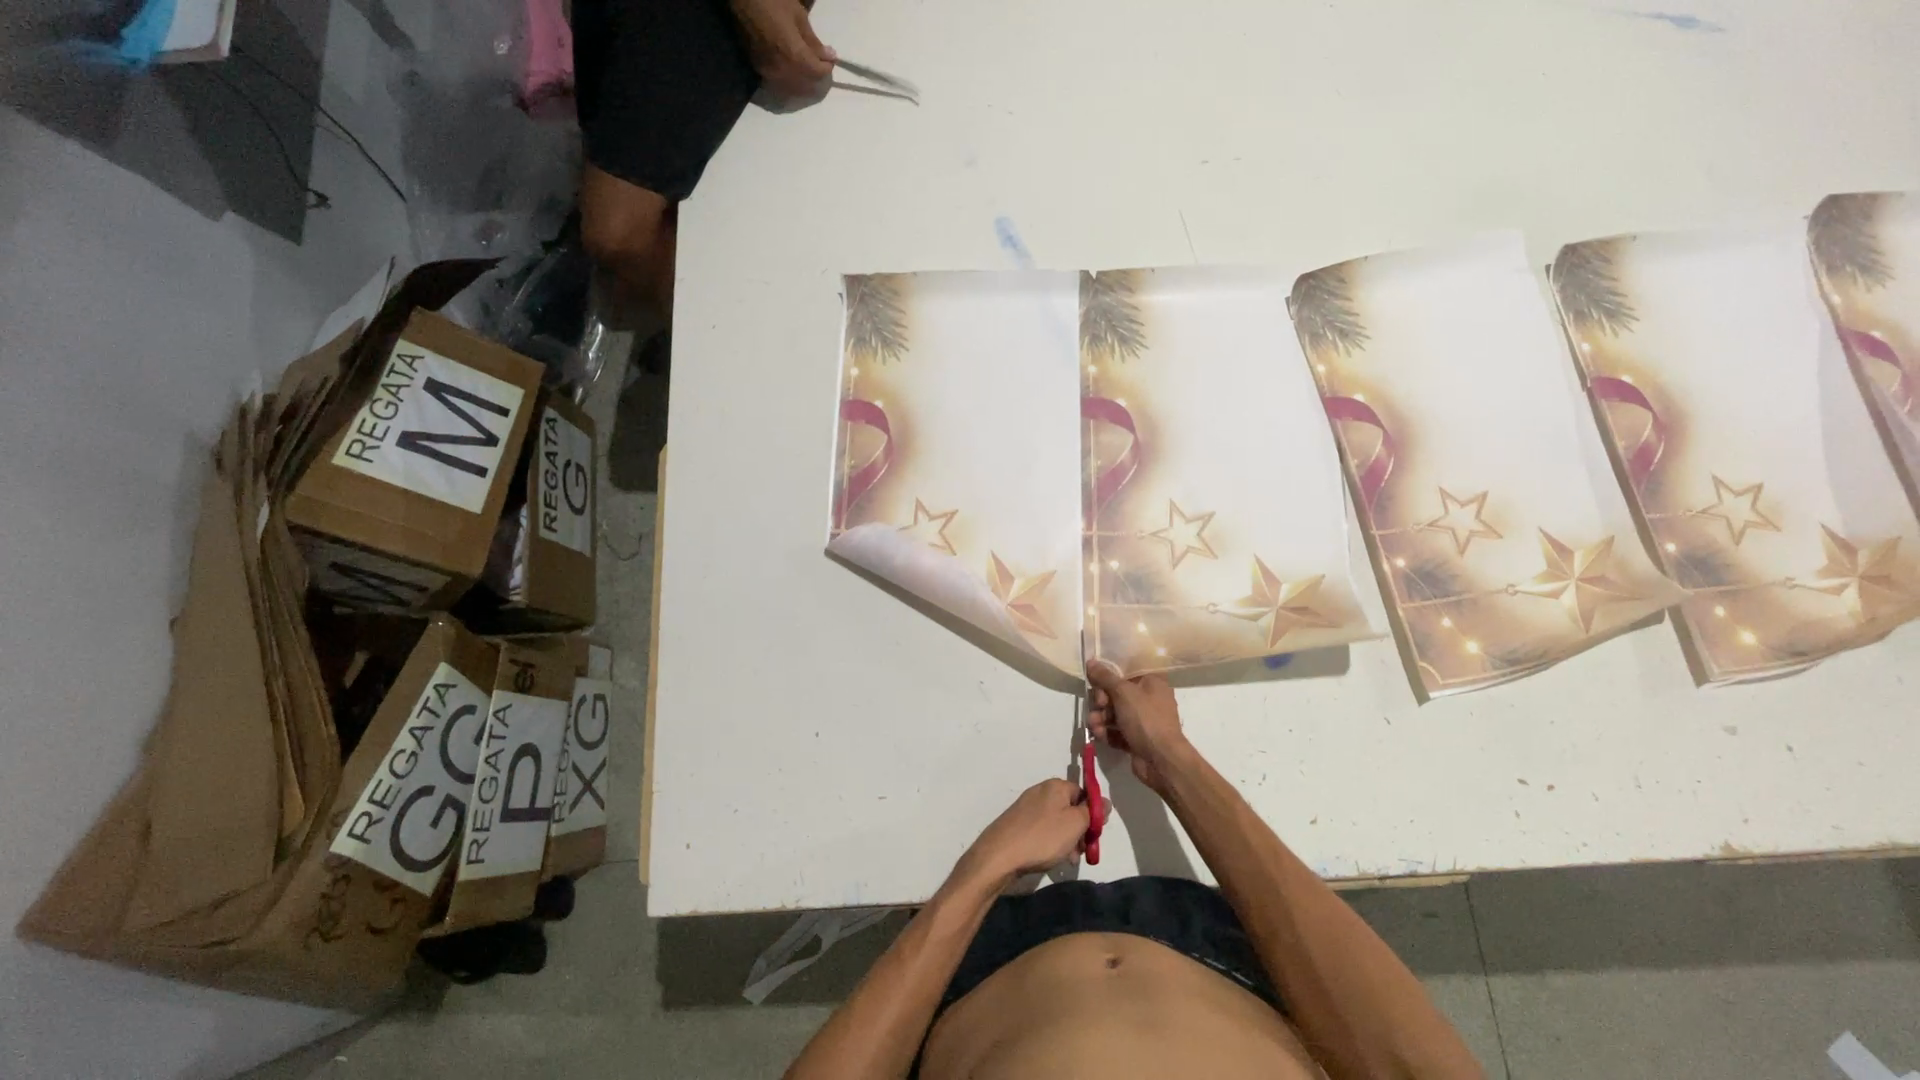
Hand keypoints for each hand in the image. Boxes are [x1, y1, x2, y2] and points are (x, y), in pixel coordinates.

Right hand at [729, 0, 834, 97]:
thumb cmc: (771, 3)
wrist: (740, 3)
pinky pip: (778, 97)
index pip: (820, 74)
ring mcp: (770, 79)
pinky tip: (791, 84)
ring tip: (806, 76)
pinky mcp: (758, 79)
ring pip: (795, 97)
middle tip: (819, 68)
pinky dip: (788, 94)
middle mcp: (784, 75)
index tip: (828, 58)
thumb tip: (828, 57)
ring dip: (804, 90)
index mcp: (796, 58)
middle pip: (809, 90)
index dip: (827, 67)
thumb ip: (814, 42)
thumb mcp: (798, 16)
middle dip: (818, 81)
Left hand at [958, 779, 1091, 885]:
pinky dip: (1051, 842)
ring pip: (1057, 821)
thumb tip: (1105, 801)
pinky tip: (1051, 858)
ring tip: (1067, 859)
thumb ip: (1093, 812)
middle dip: (1080, 830)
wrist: (999, 855)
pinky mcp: (1018, 822)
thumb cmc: (1043, 837)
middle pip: (1071, 808)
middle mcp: (1041, 791)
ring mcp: (1027, 807)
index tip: (1094, 835)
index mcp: (1056, 786)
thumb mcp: (1075, 824)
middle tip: (1081, 851)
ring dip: (1067, 840)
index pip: (1084, 794)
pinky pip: (1042, 829)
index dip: (1092, 814)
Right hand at [1086, 661, 1193, 794]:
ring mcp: (1143, 721)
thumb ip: (1104, 677)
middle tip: (1099, 706)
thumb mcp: (1123, 693)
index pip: (1127, 671)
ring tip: (1095, 725)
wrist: (1161, 760)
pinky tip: (1100, 736)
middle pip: (1117, 693)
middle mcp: (1149, 699)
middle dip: (1102, 700)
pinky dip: (1107, 733)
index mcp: (1152, 682)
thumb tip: (1091, 661)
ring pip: (1114, 714)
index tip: (1096, 681)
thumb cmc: (1146, 719)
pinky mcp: (1136, 739)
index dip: (1109, 675)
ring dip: (1101, 718)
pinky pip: (1116, 731)